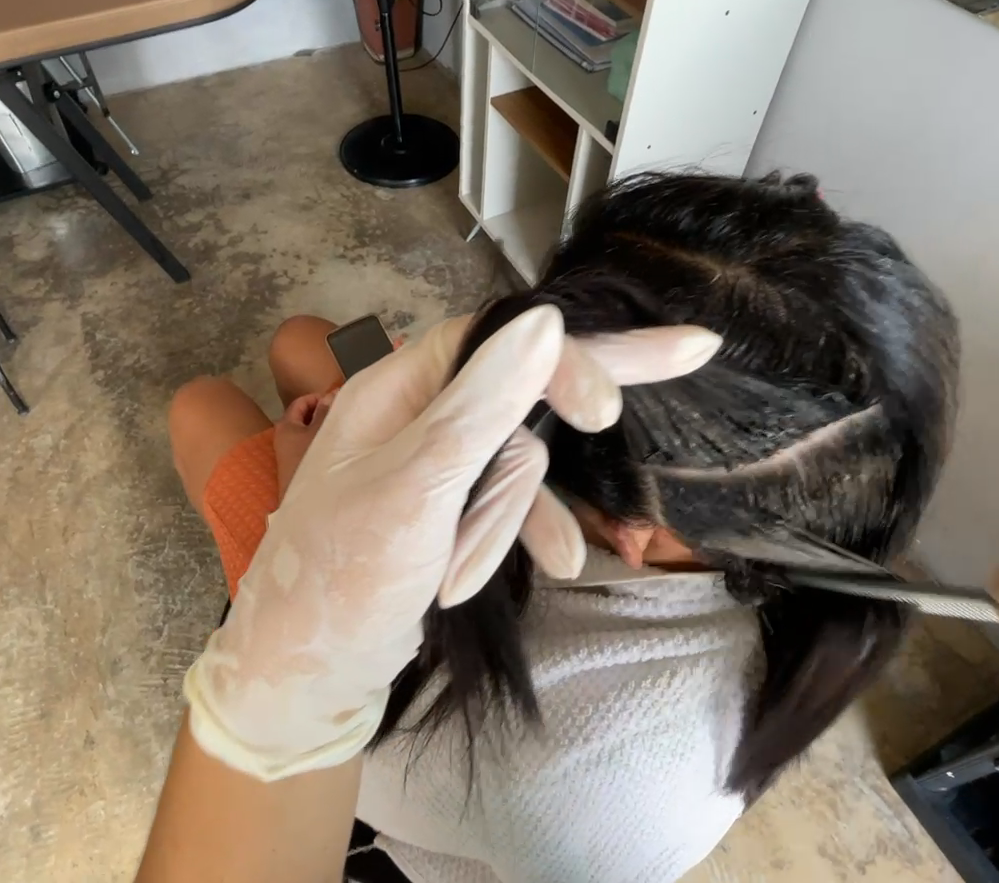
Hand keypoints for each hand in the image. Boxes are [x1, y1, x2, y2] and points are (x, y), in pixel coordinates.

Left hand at [184, 307, 721, 779]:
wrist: (308, 677)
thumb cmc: (343, 581)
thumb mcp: (415, 490)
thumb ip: (480, 406)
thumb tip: (543, 321)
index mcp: (398, 389)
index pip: (499, 342)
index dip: (564, 361)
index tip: (608, 410)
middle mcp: (418, 410)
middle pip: (521, 384)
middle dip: (581, 395)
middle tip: (690, 348)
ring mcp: (437, 459)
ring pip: (516, 457)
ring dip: (511, 514)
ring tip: (462, 574)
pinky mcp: (451, 504)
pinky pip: (506, 499)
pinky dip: (518, 531)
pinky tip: (553, 564)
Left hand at [273, 391, 333, 496]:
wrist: (304, 500)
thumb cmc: (311, 458)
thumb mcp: (320, 432)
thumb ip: (324, 412)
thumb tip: (330, 394)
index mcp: (286, 426)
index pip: (300, 403)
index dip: (318, 398)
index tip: (337, 401)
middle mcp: (283, 438)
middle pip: (303, 418)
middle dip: (321, 414)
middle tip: (341, 415)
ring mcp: (288, 455)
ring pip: (306, 434)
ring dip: (322, 430)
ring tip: (341, 431)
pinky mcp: (295, 468)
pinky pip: (308, 447)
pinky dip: (320, 443)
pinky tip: (334, 449)